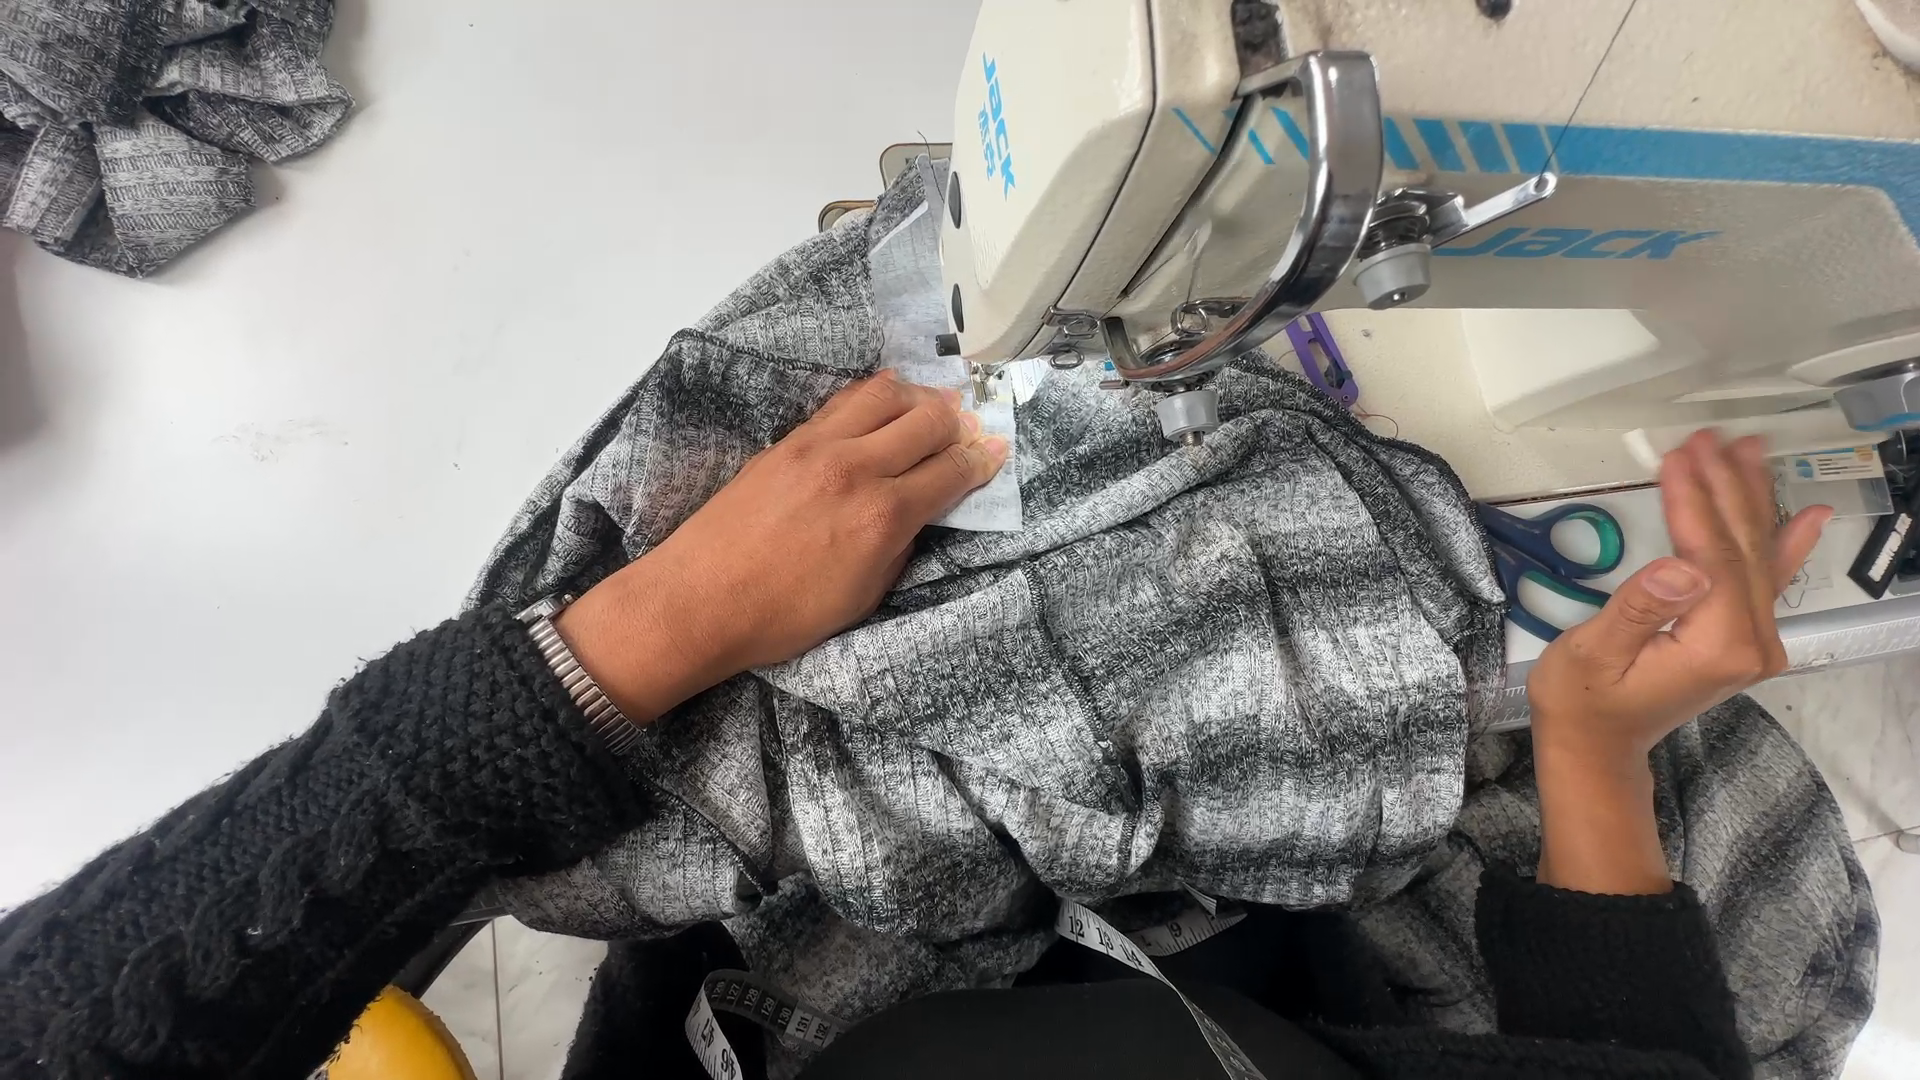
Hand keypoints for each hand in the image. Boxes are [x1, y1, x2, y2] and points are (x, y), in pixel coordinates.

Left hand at [554, 371, 1008, 721]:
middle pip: (927, 419)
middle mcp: (858, 468)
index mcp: (884, 516)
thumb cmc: (786, 615)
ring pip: (885, 393)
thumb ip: (901, 545)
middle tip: (966, 429)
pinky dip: (873, 398)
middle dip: (958, 422)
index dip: (982, 459)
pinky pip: (842, 402)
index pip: (951, 470)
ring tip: (928, 407)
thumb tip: (918, 511)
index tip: (997, 449)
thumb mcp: (864, 596)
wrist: (700, 600)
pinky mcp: (788, 440)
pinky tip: (882, 403)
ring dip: (917, 396)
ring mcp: (819, 446)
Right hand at [1526, 430, 1828, 892]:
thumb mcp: (1592, 655)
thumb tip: (1679, 566)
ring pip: (1759, 557)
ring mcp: (1751, 642)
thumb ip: (1637, 611)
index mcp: (1716, 643)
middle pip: (1745, 549)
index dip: (1694, 502)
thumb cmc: (1580, 701)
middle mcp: (1751, 640)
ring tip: (1746, 453)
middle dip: (1725, 489)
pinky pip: (1765, 582)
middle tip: (1708, 440)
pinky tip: (1804, 517)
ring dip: (1750, 502)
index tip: (1677, 456)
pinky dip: (1785, 545)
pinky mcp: (1739, 641)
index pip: (1712, 555)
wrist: (1596, 745)